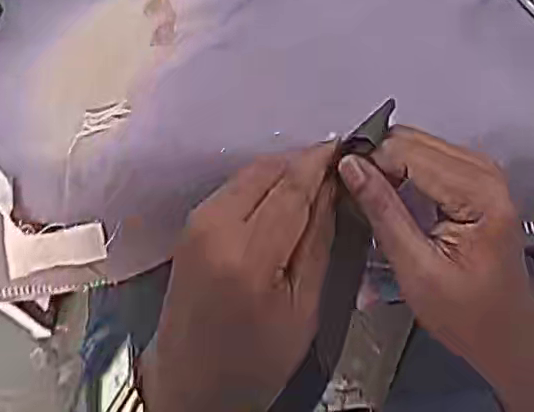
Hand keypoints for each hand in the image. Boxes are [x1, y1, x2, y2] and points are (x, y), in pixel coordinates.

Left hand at [142, 145, 337, 411]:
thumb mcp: (304, 308)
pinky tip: (282, 196)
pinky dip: (263, 181)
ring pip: (252, 171)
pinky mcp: (191, 220)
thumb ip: (320, 239)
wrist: (189, 386)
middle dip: (303, 162)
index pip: (291, 187)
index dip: (319, 162)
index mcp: (247, 257)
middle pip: (269, 169)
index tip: (344, 147)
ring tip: (313, 182)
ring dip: (284, 169)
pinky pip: (236, 183)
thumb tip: (332, 186)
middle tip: (333, 167)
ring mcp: (198, 220)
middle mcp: (216, 227)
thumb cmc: (254, 362)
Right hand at [338, 128, 533, 411]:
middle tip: (353, 189)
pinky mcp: (475, 176)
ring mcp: (482, 170)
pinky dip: (403, 169)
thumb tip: (351, 165)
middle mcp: (485, 171)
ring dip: (389, 163)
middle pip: (414, 140)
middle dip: (378, 159)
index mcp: (480, 193)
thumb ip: (383, 211)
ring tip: (368, 194)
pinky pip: (428, 154)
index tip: (344, 181)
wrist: (508, 338)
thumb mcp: (417, 271)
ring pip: (418, 143)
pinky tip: (391, 194)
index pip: (410, 152)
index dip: (371, 161)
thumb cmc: (469, 317)